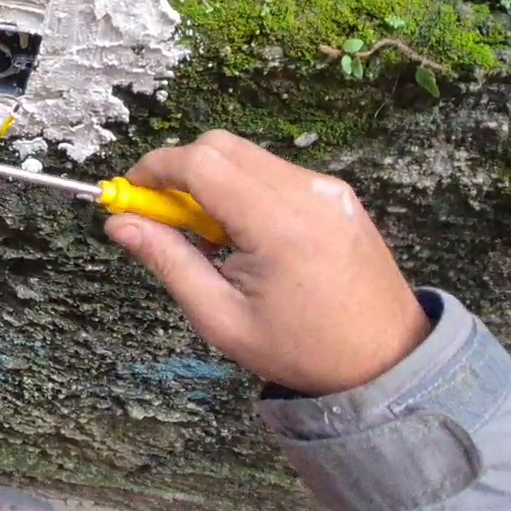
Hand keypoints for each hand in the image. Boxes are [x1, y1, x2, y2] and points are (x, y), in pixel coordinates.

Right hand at [104, 131, 429, 396]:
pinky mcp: (335, 192)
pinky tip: (241, 231)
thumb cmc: (300, 349)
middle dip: (177, 169)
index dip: (153, 169)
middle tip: (163, 214)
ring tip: (207, 231)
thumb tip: (118, 223)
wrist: (392, 365)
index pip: (199, 162)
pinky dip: (238, 185)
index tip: (129, 195)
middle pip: (218, 145)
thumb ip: (167, 260)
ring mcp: (326, 188)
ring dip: (207, 178)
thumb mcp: (220, 317)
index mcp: (278, 224)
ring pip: (242, 154)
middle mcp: (306, 191)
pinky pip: (269, 168)